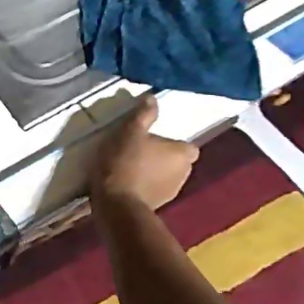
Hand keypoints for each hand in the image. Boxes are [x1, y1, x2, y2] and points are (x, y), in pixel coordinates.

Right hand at [92, 94, 199, 213]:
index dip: (171, 142)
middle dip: (161, 156)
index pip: (187, 146)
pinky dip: (145, 185)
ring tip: (128, 166)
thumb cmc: (125, 161)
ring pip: (166, 175)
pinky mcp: (159, 205)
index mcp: (183, 154)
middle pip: (176, 160)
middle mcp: (185, 173)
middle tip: (136, 149)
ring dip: (152, 171)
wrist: (117, 202)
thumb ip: (143, 114)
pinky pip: (154, 189)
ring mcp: (173, 192)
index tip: (152, 140)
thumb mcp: (129, 131)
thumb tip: (153, 98)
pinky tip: (126, 181)